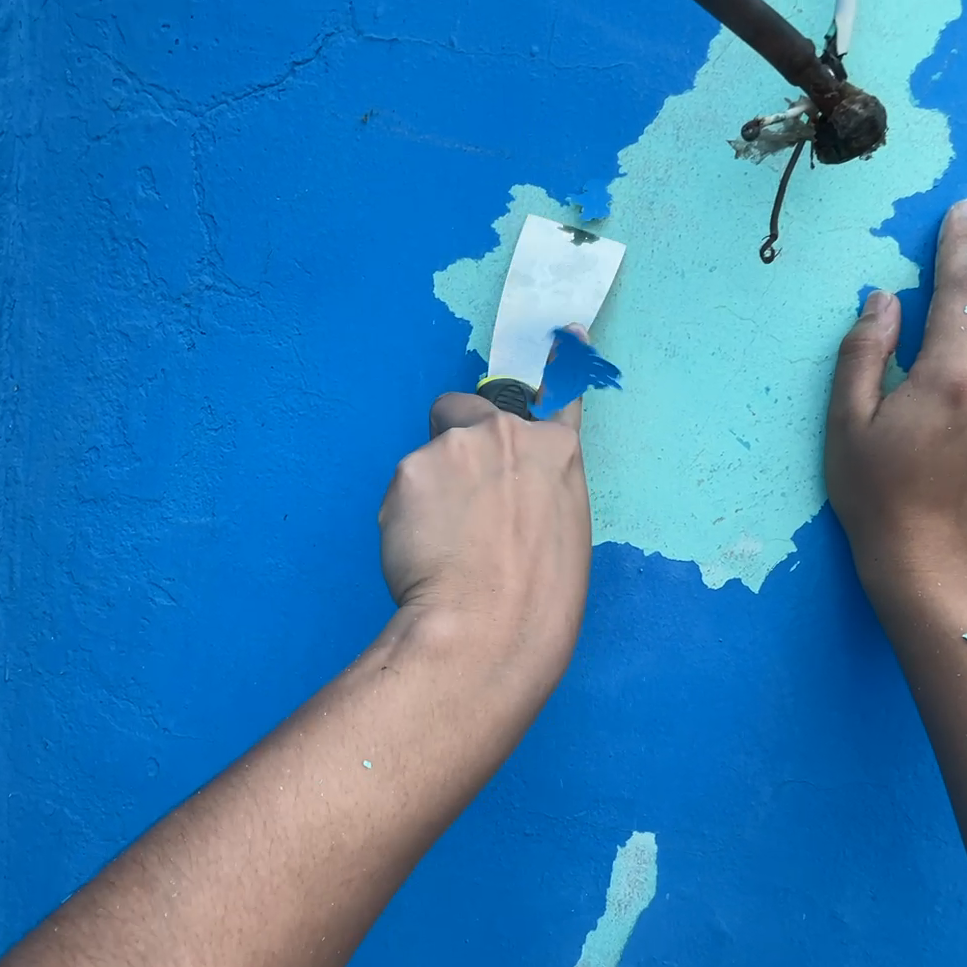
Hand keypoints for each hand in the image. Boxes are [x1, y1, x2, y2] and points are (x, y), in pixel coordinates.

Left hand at [377, 391, 590, 688]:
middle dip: (452, 438)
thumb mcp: (563, 536)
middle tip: (454, 499)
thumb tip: (516, 486)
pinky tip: (420, 554)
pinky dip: (406, 515)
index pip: (558, 390)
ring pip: (425, 458)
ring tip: (441, 547)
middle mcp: (505, 434)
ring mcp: (454, 448)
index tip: (564, 336)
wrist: (486, 630)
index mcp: (555, 452)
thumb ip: (540, 489)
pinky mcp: (409, 471)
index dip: (555, 364)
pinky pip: (402, 490)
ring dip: (427, 489)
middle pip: (460, 409)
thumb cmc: (537, 603)